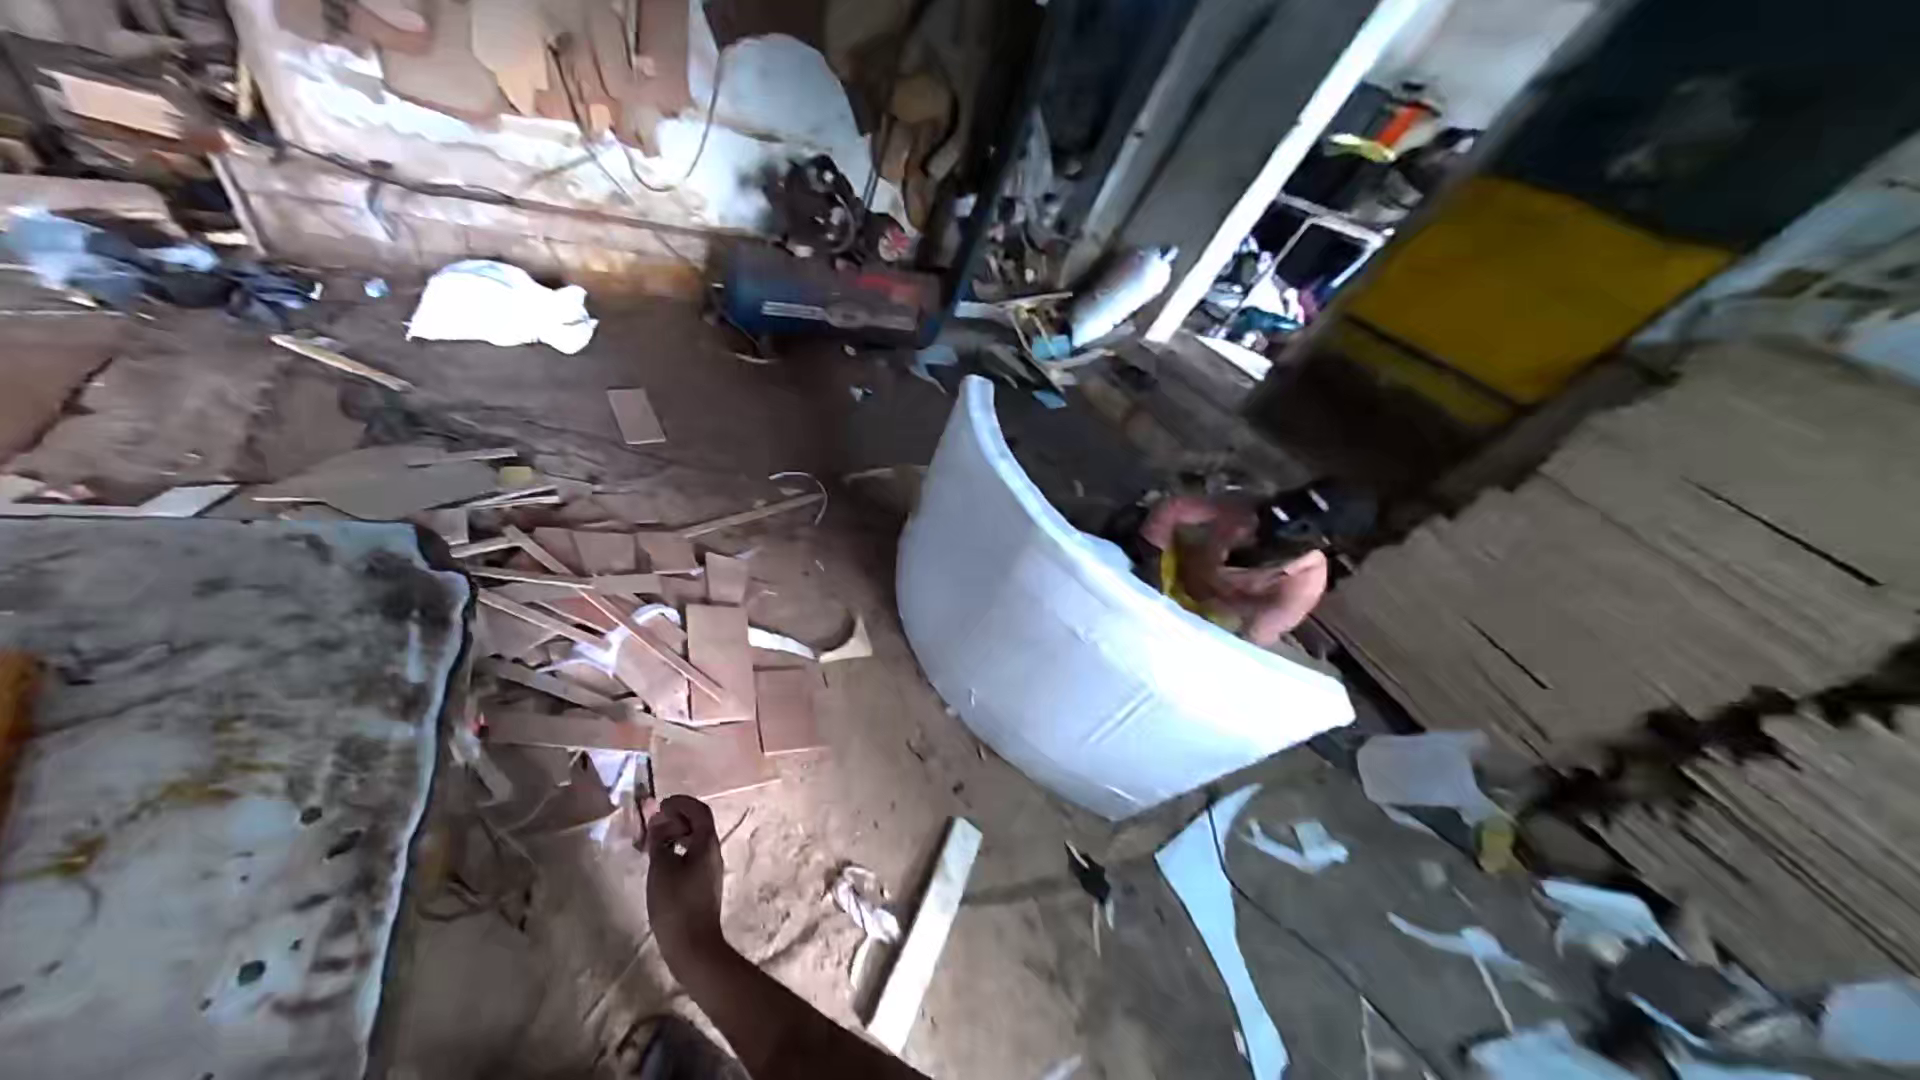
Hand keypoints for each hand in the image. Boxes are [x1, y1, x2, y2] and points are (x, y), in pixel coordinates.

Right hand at [644, 795, 727, 963]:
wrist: (694, 945)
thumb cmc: (676, 904)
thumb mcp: (661, 869)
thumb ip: (659, 842)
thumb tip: (659, 822)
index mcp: (707, 843)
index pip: (700, 811)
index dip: (682, 802)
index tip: (662, 803)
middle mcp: (713, 852)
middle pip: (699, 824)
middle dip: (678, 817)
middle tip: (655, 821)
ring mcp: (710, 869)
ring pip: (695, 841)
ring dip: (676, 834)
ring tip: (653, 840)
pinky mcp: (703, 884)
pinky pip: (692, 855)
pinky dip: (677, 849)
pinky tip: (661, 861)